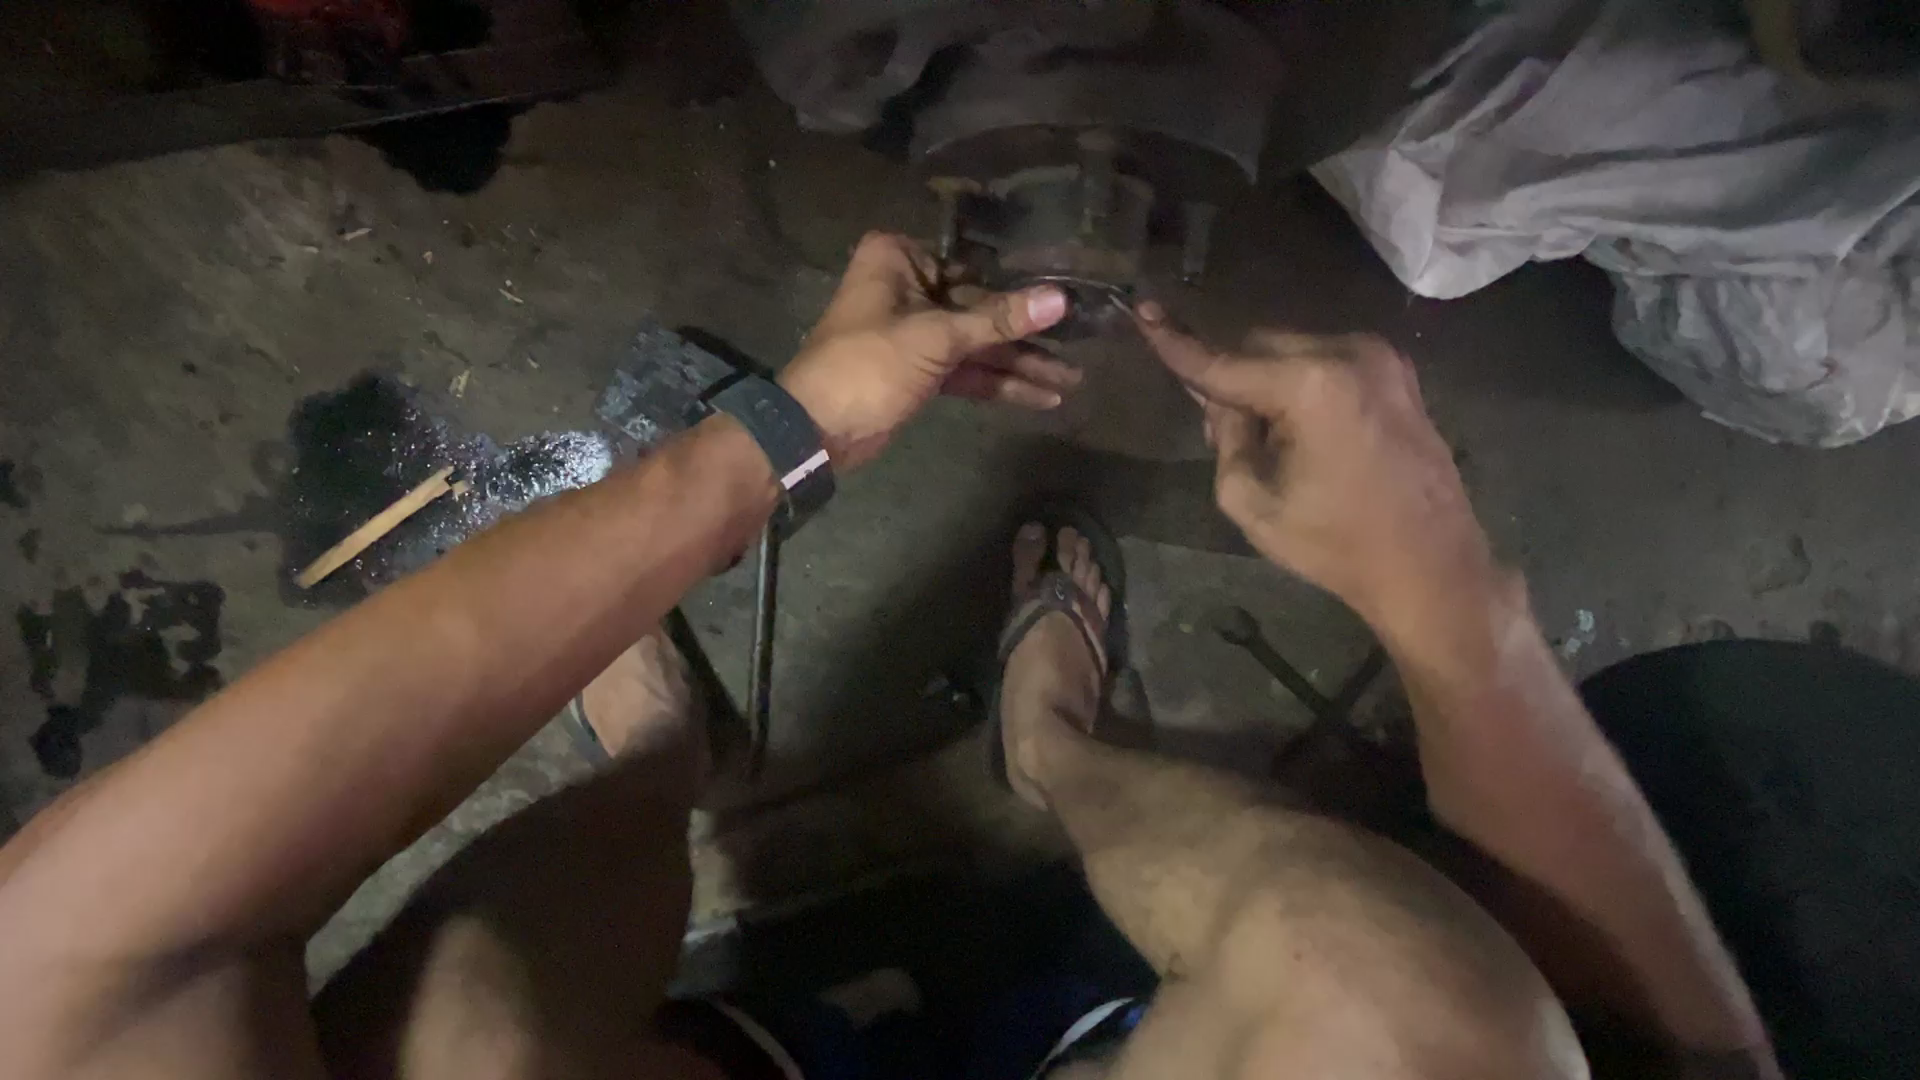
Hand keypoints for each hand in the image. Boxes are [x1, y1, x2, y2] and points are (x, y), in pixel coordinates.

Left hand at [778, 232, 1074, 468]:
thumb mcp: (936, 337)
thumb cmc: (868, 365)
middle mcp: (910, 288)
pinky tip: (1041, 396)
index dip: (1021, 288)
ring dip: (1020, 365)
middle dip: (1027, 336)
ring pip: (977, 345)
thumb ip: (999, 320)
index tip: (1069, 299)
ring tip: (1071, 381)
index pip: (974, 267)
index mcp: (901, 259)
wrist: (818, 430)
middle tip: (1080, 347)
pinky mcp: (921, 373)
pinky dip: (998, 384)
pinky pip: (968, 372)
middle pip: (981, 309)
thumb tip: (1060, 298)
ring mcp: (916, 334)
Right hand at [1135, 302, 1495, 625]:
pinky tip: (1304, 433)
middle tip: (1224, 434)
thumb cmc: (1333, 543)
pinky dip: (1299, 384)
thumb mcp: (1249, 500)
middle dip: (1231, 380)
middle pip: (1258, 345)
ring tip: (1272, 443)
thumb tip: (1226, 401)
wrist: (1429, 565)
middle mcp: (1349, 353)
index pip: (1222, 362)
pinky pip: (1325, 361)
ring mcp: (1381, 359)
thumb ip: (1225, 437)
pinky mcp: (1398, 373)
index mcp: (1310, 385)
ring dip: (1265, 383)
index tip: (1141, 309)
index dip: (1175, 343)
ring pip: (1291, 350)